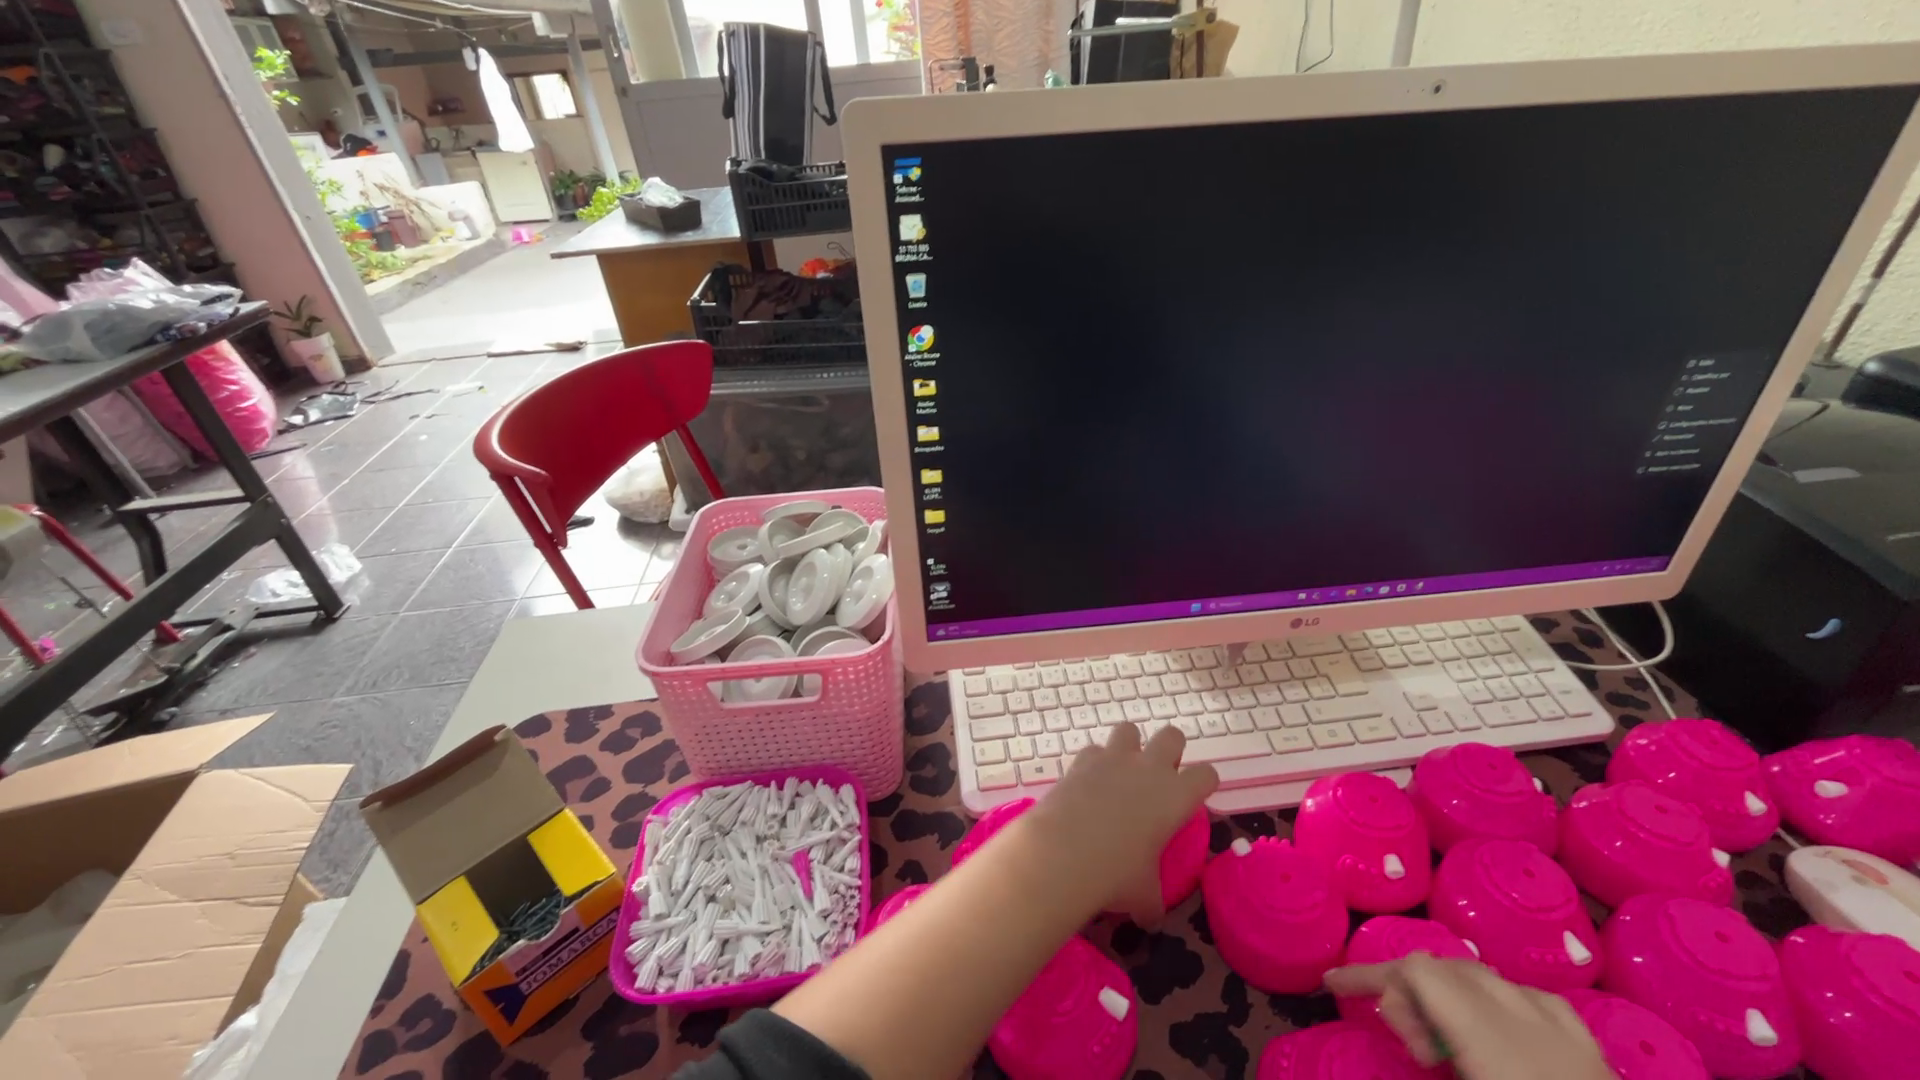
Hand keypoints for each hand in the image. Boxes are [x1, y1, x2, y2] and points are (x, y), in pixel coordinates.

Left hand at [1022, 724, 1217, 926]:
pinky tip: (1086, 783)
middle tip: (1158, 778)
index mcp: (1176, 796)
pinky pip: (1092, 749)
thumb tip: (1150, 920)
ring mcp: (1114, 759)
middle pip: (1173, 735)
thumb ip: (1152, 902)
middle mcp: (1149, 768)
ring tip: (1120, 772)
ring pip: (1129, 730)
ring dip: (1129, 746)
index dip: (1203, 784)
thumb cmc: (1116, 875)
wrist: (1063, 851)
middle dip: (1170, 750)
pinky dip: (1092, 762)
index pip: (1208, 774)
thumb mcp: (1144, 897)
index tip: (1193, 799)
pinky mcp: (1081, 760)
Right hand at [1324, 954, 1613, 1079]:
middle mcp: (1521, 1016)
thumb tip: (1395, 1032)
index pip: (1415, 972)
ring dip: (1450, 992)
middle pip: (1445, 968)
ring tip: (1443, 1041)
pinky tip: (1502, 1028)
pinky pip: (1535, 999)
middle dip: (1408, 991)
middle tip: (1411, 1048)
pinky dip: (1501, 1001)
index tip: (1333, 987)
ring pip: (1488, 978)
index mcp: (1485, 1034)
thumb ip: (1422, 1044)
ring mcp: (1561, 1030)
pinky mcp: (1590, 1050)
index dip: (1367, 974)